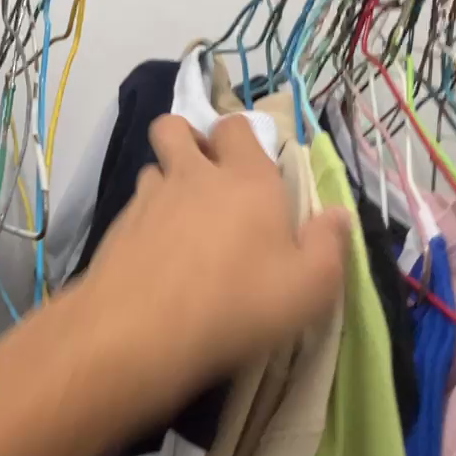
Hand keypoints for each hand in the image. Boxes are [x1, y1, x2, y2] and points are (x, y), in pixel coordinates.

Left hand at [68, 113, 350, 398]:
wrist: (141, 329)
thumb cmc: (237, 304)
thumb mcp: (308, 287)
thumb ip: (328, 245)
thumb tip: (337, 214)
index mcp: (246, 180)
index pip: (236, 127)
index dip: (240, 137)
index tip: (250, 165)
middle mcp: (193, 176)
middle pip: (175, 129)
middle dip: (188, 139)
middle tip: (205, 175)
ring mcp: (149, 199)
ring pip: (152, 167)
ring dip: (165, 182)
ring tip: (181, 221)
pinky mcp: (119, 226)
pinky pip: (134, 207)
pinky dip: (146, 220)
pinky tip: (156, 256)